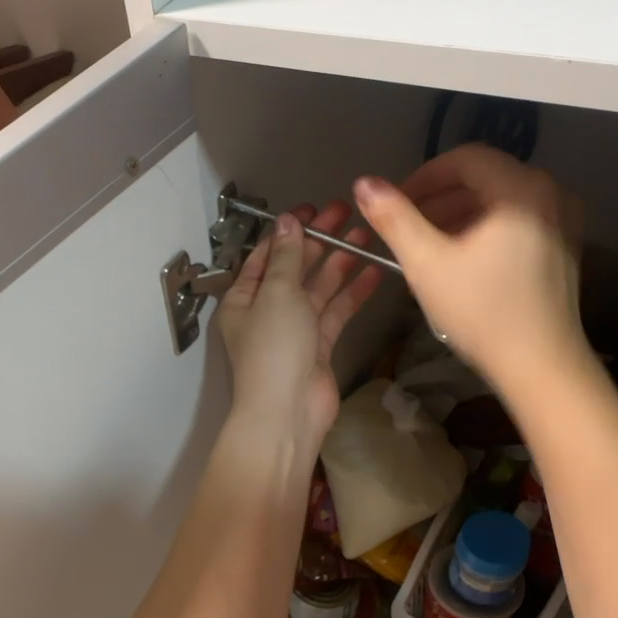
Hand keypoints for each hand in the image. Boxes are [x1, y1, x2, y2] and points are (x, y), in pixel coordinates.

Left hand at [217, 201, 382, 452]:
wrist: (288, 410)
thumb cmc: (274, 347)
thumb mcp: (276, 292)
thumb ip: (287, 256)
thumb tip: (287, 221)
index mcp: (243, 298)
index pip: (265, 256)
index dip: (287, 230)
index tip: (313, 207)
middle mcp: (265, 312)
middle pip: (294, 269)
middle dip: (318, 241)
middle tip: (347, 213)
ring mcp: (293, 330)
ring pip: (318, 289)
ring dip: (340, 263)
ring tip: (367, 235)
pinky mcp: (317, 347)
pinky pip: (335, 312)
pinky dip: (352, 292)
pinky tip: (374, 271)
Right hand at [353, 144, 590, 393]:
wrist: (540, 363)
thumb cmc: (481, 312)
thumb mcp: (427, 264)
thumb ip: (395, 218)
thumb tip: (364, 183)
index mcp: (521, 189)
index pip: (465, 159)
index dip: (423, 177)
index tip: (394, 203)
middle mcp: (550, 193)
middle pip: (484, 178)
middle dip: (438, 197)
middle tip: (404, 225)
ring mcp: (562, 221)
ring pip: (499, 201)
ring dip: (457, 215)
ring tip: (425, 245)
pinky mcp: (561, 248)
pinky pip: (515, 222)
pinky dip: (482, 230)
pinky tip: (459, 261)